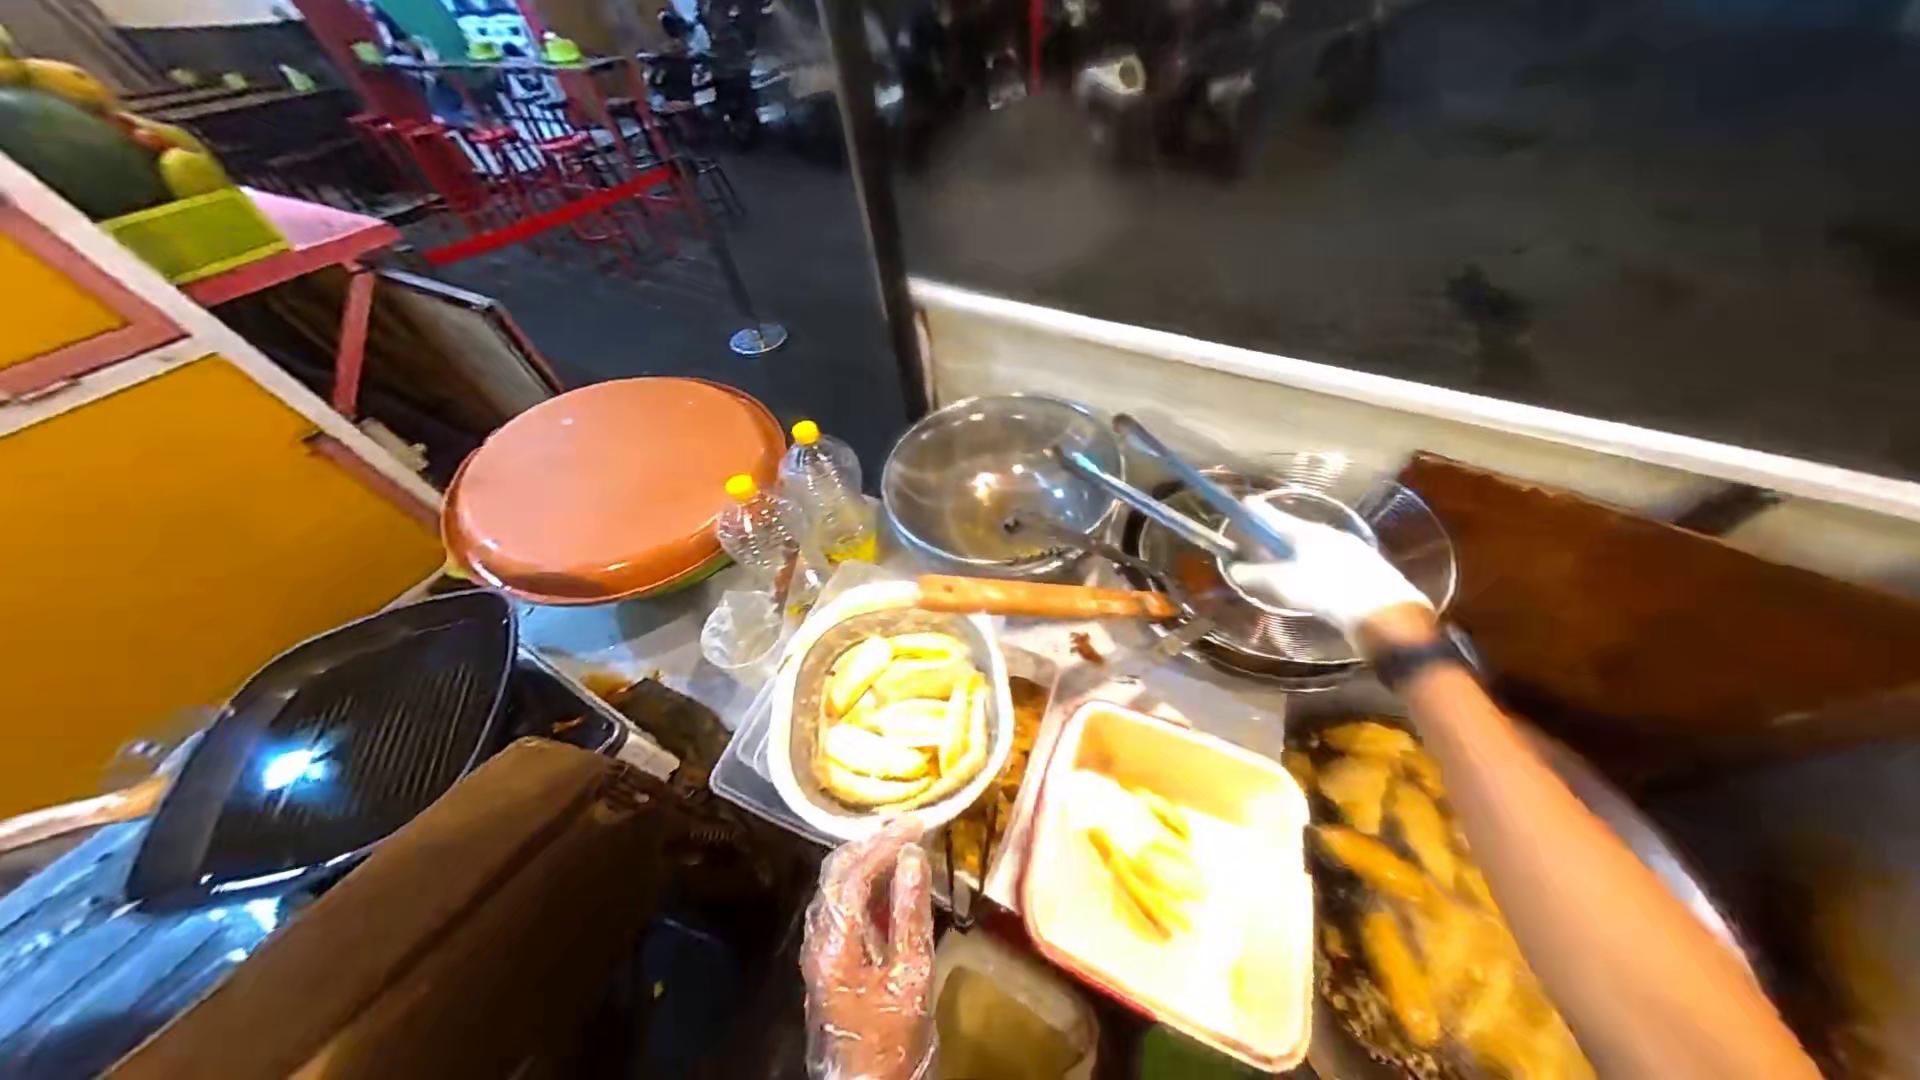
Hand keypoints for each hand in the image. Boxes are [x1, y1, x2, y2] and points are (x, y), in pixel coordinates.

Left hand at [800, 819, 935, 1079]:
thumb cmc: (891, 1037)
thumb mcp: (911, 975)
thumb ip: (910, 913)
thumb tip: (913, 856)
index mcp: (834, 941)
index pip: (853, 873)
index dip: (884, 843)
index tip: (915, 824)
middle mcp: (818, 936)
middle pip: (837, 871)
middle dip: (873, 843)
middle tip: (909, 827)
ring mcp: (820, 946)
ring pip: (838, 884)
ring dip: (868, 859)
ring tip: (903, 843)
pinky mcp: (830, 955)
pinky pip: (845, 903)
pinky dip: (868, 882)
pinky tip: (893, 878)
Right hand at [1226, 496, 1434, 648]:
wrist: (1384, 612)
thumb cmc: (1325, 590)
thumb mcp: (1279, 584)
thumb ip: (1252, 575)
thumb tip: (1235, 569)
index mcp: (1305, 531)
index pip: (1272, 515)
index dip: (1254, 512)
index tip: (1241, 509)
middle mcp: (1328, 534)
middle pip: (1292, 530)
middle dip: (1273, 535)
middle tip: (1257, 544)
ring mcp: (1349, 550)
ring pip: (1312, 545)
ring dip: (1294, 552)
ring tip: (1283, 567)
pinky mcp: (1364, 569)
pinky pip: (1328, 560)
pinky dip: (1312, 565)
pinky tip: (1312, 582)